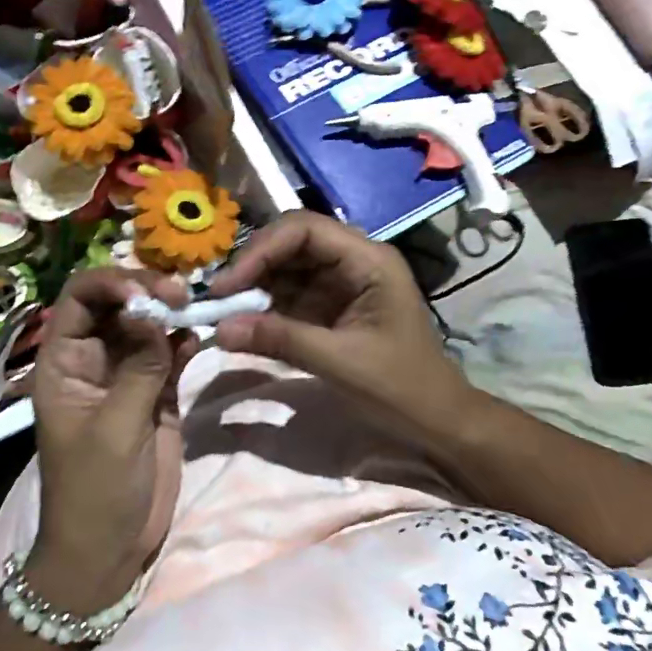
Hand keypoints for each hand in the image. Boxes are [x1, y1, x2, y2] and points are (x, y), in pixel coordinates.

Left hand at [29, 268, 192, 613]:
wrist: (109, 547)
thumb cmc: (97, 489)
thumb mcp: (115, 428)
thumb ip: (138, 368)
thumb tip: (152, 310)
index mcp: (64, 364)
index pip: (80, 300)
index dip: (112, 284)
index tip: (150, 293)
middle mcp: (94, 361)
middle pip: (117, 306)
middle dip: (147, 292)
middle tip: (183, 295)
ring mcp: (127, 378)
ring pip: (147, 327)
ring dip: (170, 313)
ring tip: (197, 308)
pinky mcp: (156, 396)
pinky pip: (169, 356)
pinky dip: (184, 342)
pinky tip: (199, 337)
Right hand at [206, 212, 475, 431]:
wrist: (434, 420)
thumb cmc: (400, 387)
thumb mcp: (340, 362)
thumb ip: (281, 339)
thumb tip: (219, 329)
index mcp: (369, 261)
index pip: (305, 230)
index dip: (261, 250)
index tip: (228, 285)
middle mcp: (354, 262)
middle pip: (292, 244)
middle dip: (253, 267)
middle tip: (217, 300)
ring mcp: (342, 285)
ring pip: (287, 270)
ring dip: (254, 288)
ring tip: (222, 313)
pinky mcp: (331, 309)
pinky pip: (290, 297)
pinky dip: (264, 309)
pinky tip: (242, 325)